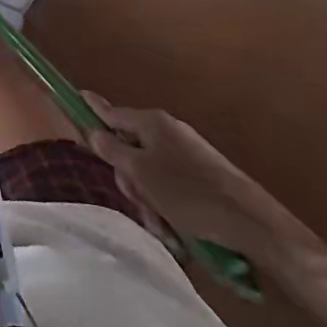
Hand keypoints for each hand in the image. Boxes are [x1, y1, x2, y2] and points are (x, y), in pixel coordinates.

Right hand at [84, 93, 326, 277]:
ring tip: (161, 226)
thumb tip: (94, 131)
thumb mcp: (141, 173)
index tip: (78, 95)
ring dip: (148, 201)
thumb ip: (113, 151)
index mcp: (153, 124)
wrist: (248, 220)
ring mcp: (185, 154)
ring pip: (148, 174)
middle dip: (129, 180)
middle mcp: (168, 133)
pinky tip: (174, 231)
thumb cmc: (188, 192)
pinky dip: (166, 208)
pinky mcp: (199, 176)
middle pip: (130, 149)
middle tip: (138, 201)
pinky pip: (168, 188)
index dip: (94, 108)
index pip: (113, 112)